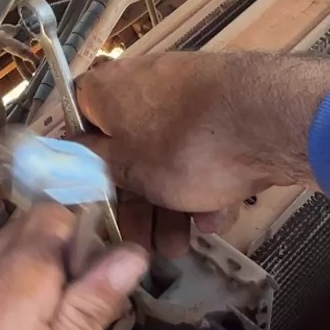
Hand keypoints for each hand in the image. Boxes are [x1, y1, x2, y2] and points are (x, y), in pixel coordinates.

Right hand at [75, 51, 329, 253]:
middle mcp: (144, 83)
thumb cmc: (183, 146)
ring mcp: (190, 94)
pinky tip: (216, 216)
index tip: (93, 206)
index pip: (78, 124)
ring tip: (182, 246)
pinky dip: (205, 184)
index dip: (82, 169)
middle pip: (127, 150)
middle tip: (143, 244)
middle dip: (136, 204)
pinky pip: (203, 150)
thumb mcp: (124, 167)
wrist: (271, 119)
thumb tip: (59, 156)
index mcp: (107, 89)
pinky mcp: (227, 109)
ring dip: (170, 205)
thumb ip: (88, 165)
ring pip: (167, 156)